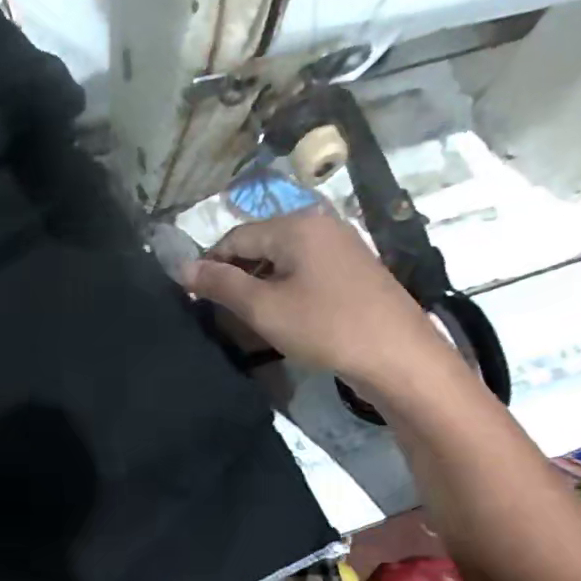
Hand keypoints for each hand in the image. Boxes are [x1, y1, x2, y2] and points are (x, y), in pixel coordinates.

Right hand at [183, 211, 455, 391]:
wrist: (398, 355)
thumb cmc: (326, 327)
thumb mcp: (265, 308)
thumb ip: (222, 285)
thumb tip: (183, 268)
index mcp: (296, 224)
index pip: (236, 236)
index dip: (211, 265)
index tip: (194, 296)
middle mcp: (321, 224)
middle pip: (262, 244)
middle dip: (238, 275)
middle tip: (223, 312)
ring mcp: (343, 246)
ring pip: (286, 260)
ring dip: (263, 285)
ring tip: (251, 319)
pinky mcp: (357, 270)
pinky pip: (309, 271)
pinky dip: (289, 289)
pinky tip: (286, 316)